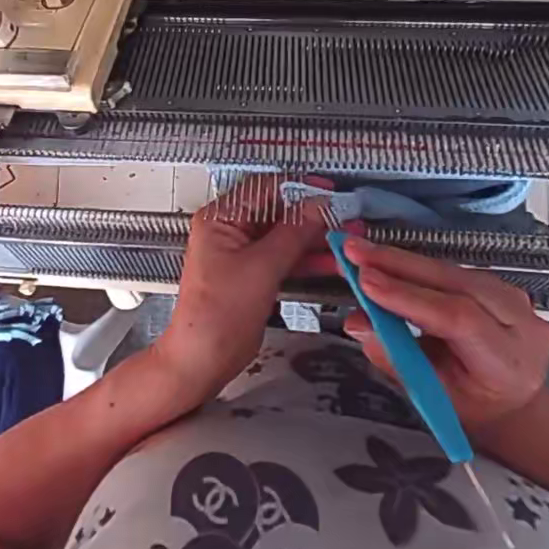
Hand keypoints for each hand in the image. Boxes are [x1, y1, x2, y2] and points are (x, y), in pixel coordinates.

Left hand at [156, 176, 341, 395]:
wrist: (203, 361)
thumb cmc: (217, 315)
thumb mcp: (261, 267)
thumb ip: (293, 233)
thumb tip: (318, 206)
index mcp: (220, 218)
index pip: (265, 188)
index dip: (300, 187)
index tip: (330, 191)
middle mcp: (229, 230)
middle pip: (278, 211)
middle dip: (313, 215)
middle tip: (345, 217)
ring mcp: (242, 253)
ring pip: (285, 235)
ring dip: (315, 238)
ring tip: (346, 238)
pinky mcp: (253, 274)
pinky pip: (284, 257)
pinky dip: (307, 258)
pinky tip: (332, 261)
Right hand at [340, 238, 548, 428]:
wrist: (511, 400)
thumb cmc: (473, 407)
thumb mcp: (434, 396)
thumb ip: (396, 357)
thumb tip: (357, 322)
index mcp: (508, 361)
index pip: (458, 318)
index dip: (409, 297)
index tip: (365, 281)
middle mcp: (520, 322)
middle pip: (455, 282)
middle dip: (398, 265)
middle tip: (353, 251)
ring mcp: (515, 298)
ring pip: (451, 270)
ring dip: (402, 261)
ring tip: (361, 253)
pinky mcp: (500, 284)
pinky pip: (452, 270)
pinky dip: (416, 266)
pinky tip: (386, 259)